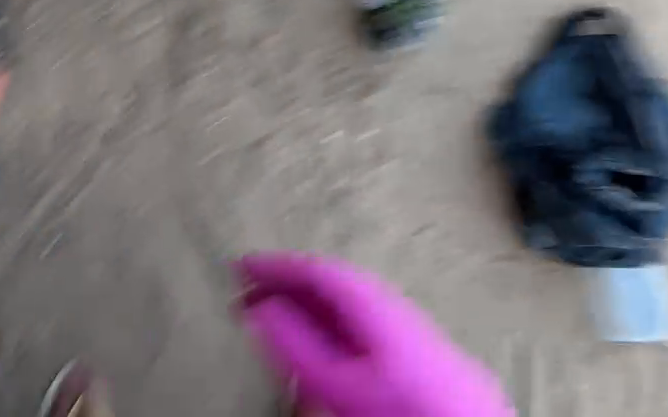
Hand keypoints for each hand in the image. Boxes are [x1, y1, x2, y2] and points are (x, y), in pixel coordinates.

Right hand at [235, 254, 512, 416]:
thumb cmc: (401, 413)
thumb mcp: (339, 384)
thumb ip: (299, 345)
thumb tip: (261, 307)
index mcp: (380, 306)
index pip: (321, 271)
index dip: (278, 265)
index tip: (239, 266)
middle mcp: (402, 310)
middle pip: (339, 286)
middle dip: (292, 288)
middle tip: (249, 295)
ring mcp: (420, 335)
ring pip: (356, 310)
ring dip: (314, 312)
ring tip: (276, 323)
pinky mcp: (429, 362)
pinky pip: (372, 332)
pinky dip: (339, 334)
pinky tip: (324, 354)